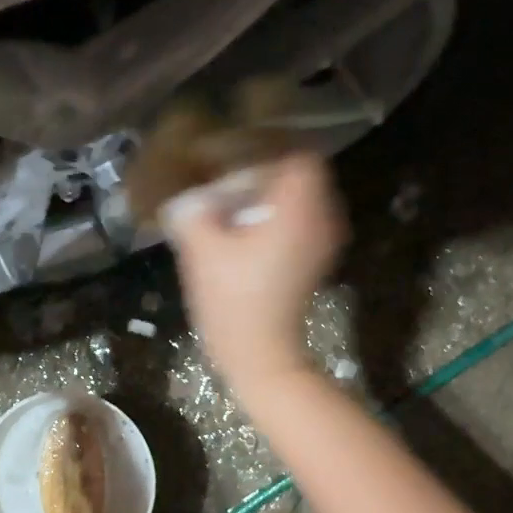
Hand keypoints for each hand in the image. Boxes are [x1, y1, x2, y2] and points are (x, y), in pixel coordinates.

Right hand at [161, 153, 347, 393]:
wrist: (262, 357)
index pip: (297, 157)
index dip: (265, 155)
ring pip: (301, 204)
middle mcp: (322, 220)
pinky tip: (246, 241)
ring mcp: (323, 245)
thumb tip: (189, 193)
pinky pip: (300, 227)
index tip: (233, 165)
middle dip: (265, 179)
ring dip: (270, 203)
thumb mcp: (202, 249)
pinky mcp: (315, 265)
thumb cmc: (233, 301)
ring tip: (234, 216)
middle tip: (228, 190)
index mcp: (299, 208)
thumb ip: (194, 209)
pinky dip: (277, 225)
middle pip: (300, 179)